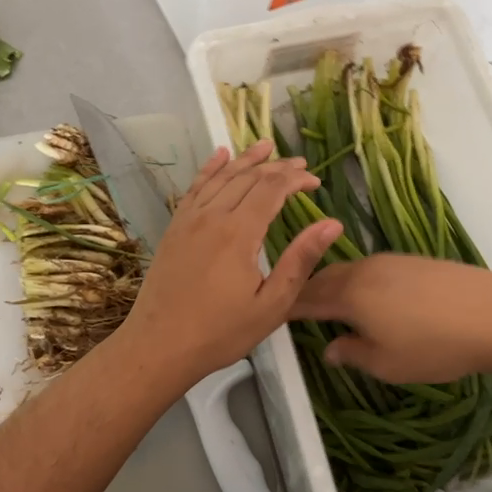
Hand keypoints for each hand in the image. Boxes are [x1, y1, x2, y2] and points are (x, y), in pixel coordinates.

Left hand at [113, 141, 341, 386]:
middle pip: (248, 178)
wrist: (159, 345)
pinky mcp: (174, 228)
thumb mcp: (271, 304)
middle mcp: (212, 216)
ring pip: (220, 177)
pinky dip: (209, 169)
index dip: (295, 179)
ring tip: (266, 147)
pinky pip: (194, 188)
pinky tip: (219, 156)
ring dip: (245, 160)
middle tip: (300, 164)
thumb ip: (300, 260)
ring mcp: (189, 219)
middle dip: (276, 167)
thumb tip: (331, 224)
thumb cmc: (221, 332)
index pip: (272, 189)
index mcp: (239, 233)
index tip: (316, 181)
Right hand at [291, 254, 491, 383]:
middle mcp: (363, 270)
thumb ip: (353, 354)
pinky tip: (369, 297)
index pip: (306, 298)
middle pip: (323, 277)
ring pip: (347, 270)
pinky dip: (357, 281)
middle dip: (307, 291)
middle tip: (295, 308)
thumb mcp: (389, 364)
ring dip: (332, 284)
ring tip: (329, 303)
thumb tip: (330, 349)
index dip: (288, 306)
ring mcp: (390, 261)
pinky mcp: (413, 260)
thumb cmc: (436, 346)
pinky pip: (370, 268)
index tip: (273, 314)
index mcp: (349, 294)